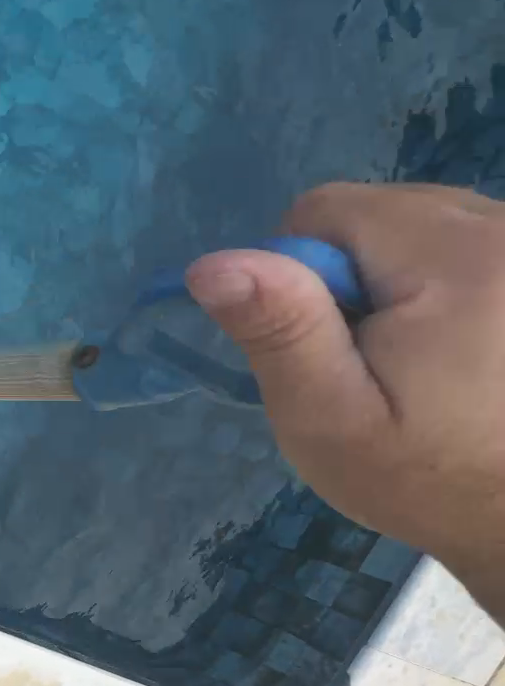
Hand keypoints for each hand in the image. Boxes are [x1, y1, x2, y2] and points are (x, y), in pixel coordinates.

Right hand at [186, 183, 504, 610]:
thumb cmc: (422, 474)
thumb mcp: (325, 413)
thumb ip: (278, 329)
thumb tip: (213, 264)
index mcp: (460, 260)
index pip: (326, 211)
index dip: (293, 273)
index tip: (320, 342)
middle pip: (383, 211)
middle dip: (350, 273)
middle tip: (364, 354)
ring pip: (429, 226)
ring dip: (397, 279)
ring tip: (415, 355)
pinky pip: (473, 247)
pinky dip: (444, 286)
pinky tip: (459, 348)